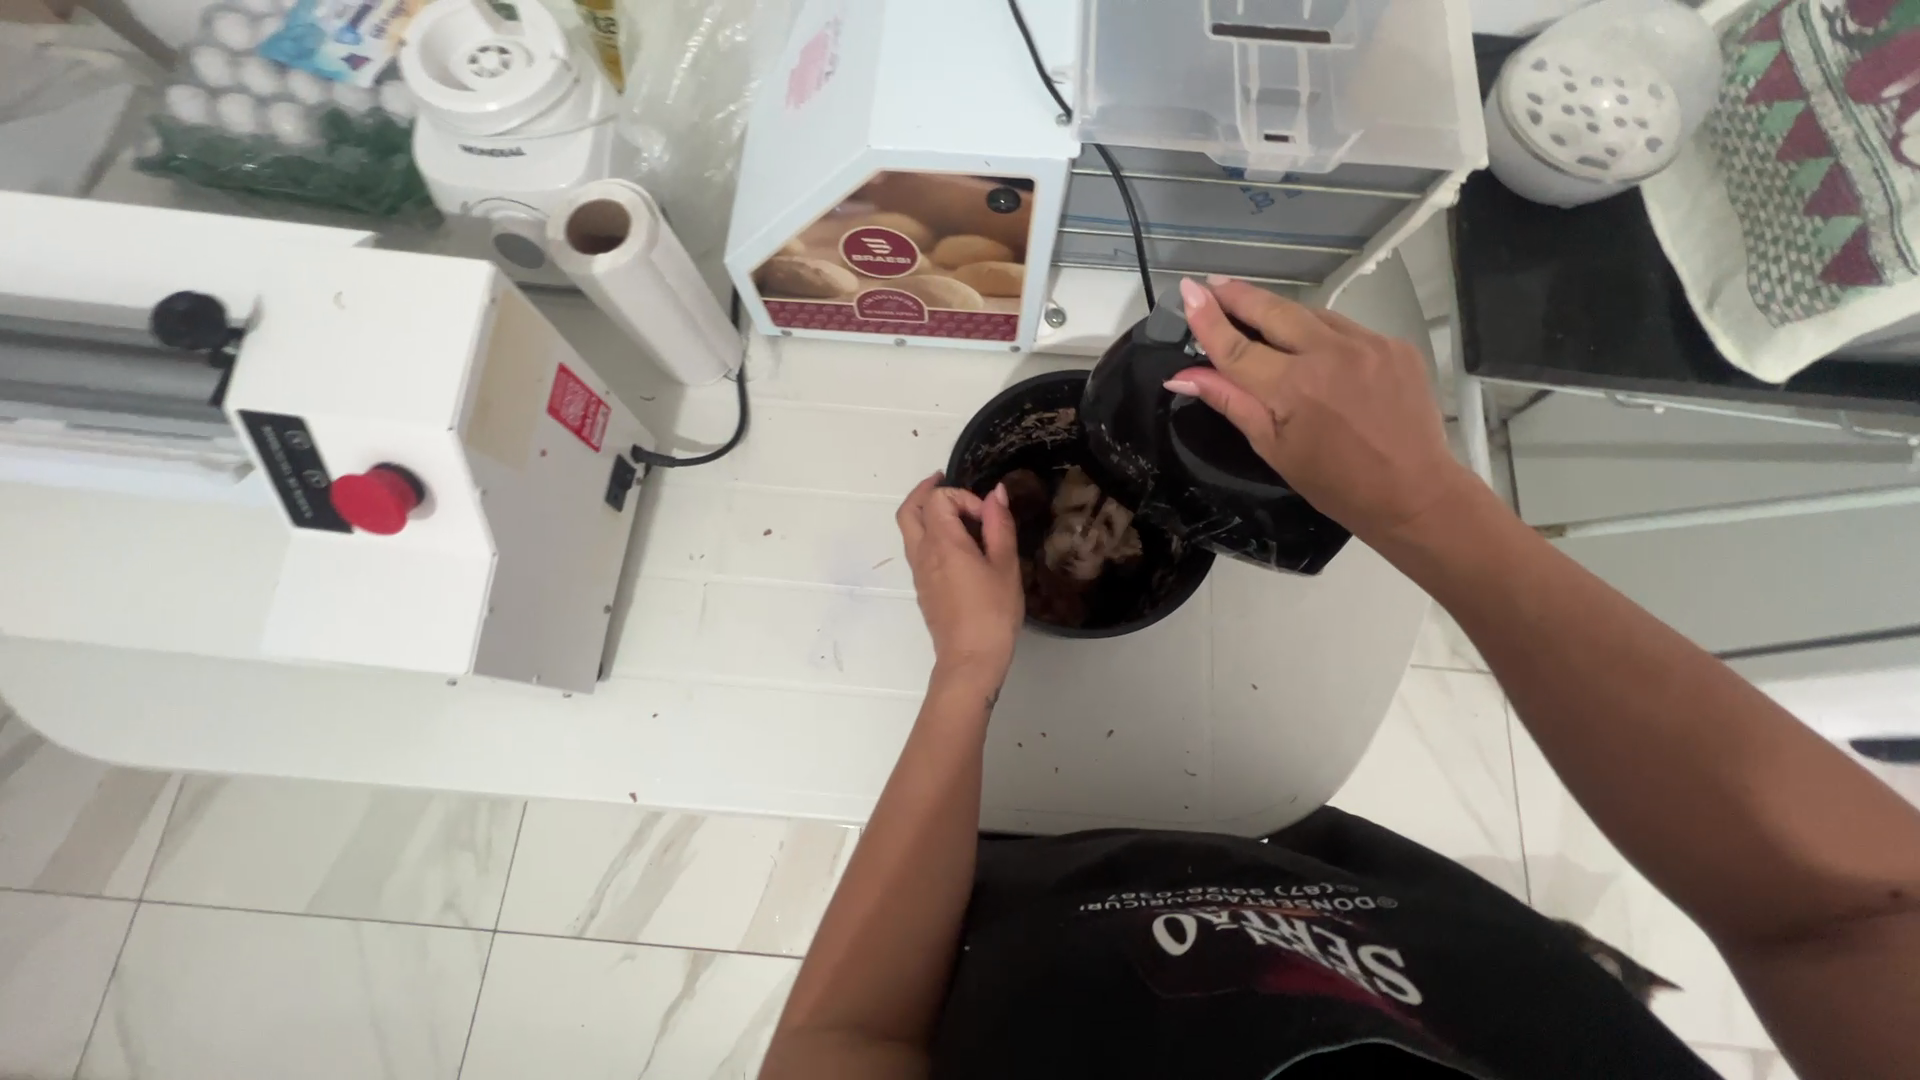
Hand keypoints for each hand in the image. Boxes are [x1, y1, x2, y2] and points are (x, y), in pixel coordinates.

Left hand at [896, 473, 1023, 686]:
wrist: (970, 659)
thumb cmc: (993, 612)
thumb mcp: (1005, 566)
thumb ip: (1000, 525)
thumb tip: (996, 493)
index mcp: (942, 543)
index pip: (937, 499)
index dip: (962, 496)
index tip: (986, 516)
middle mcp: (922, 553)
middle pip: (908, 510)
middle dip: (925, 492)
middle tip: (945, 483)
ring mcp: (919, 572)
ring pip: (909, 531)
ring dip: (926, 513)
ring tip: (956, 513)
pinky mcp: (923, 588)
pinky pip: (917, 550)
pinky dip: (930, 535)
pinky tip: (957, 545)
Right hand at [1168, 276, 1477, 543]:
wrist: (1415, 491)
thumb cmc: (1334, 482)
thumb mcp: (1272, 447)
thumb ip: (1230, 402)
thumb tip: (1182, 376)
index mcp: (1292, 388)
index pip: (1236, 346)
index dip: (1207, 319)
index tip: (1187, 290)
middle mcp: (1329, 354)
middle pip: (1273, 312)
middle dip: (1240, 295)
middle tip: (1213, 284)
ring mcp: (1367, 344)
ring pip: (1310, 315)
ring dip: (1279, 312)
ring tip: (1256, 313)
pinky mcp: (1393, 345)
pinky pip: (1344, 327)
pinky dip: (1318, 331)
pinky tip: (1309, 344)